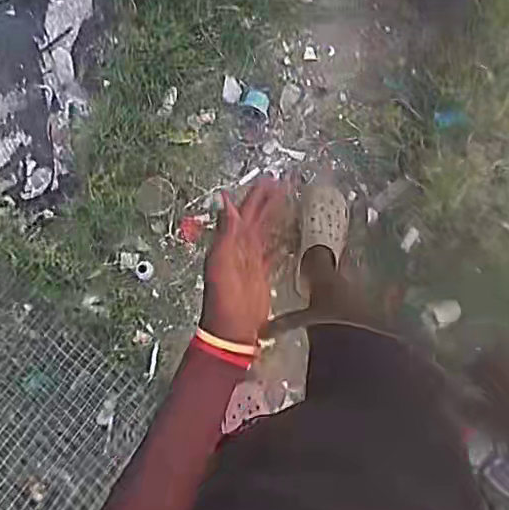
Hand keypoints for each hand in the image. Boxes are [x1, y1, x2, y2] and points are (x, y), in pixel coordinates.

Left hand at [199, 176, 284, 345]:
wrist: (231, 329)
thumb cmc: (223, 299)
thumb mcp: (221, 262)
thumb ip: (225, 232)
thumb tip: (225, 202)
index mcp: (230, 243)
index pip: (245, 212)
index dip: (256, 196)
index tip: (269, 180)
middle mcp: (240, 249)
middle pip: (257, 218)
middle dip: (268, 200)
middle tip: (282, 183)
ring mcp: (251, 261)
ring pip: (265, 231)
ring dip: (274, 216)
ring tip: (287, 201)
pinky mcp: (262, 275)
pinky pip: (272, 252)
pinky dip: (279, 242)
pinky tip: (287, 235)